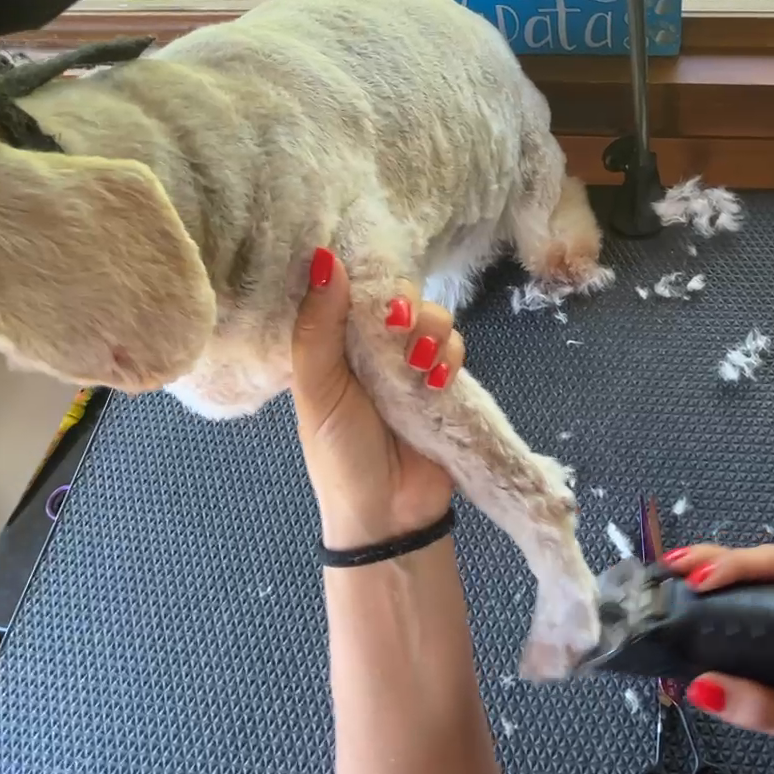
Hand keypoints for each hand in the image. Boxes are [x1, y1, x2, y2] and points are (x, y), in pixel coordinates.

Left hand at [291, 248, 460, 550]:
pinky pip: (456, 350)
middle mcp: (375, 349)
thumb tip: (324, 258)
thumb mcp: (317, 390)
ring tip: (420, 366)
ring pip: (435, 320)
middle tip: (400, 328)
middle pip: (402, 299)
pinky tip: (438, 381)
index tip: (373, 282)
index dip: (366, 277)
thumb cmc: (339, 453)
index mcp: (335, 346)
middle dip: (407, 307)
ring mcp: (412, 366)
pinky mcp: (444, 384)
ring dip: (433, 333)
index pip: (355, 290)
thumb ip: (318, 328)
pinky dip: (451, 358)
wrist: (387, 515)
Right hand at [660, 545, 773, 773]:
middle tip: (676, 567)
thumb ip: (762, 708)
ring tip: (670, 573)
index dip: (739, 566)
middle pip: (755, 566)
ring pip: (742, 580)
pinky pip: (733, 605)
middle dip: (713, 560)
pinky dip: (705, 598)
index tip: (703, 580)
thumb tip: (701, 686)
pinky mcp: (764, 635)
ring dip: (705, 570)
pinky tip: (680, 597)